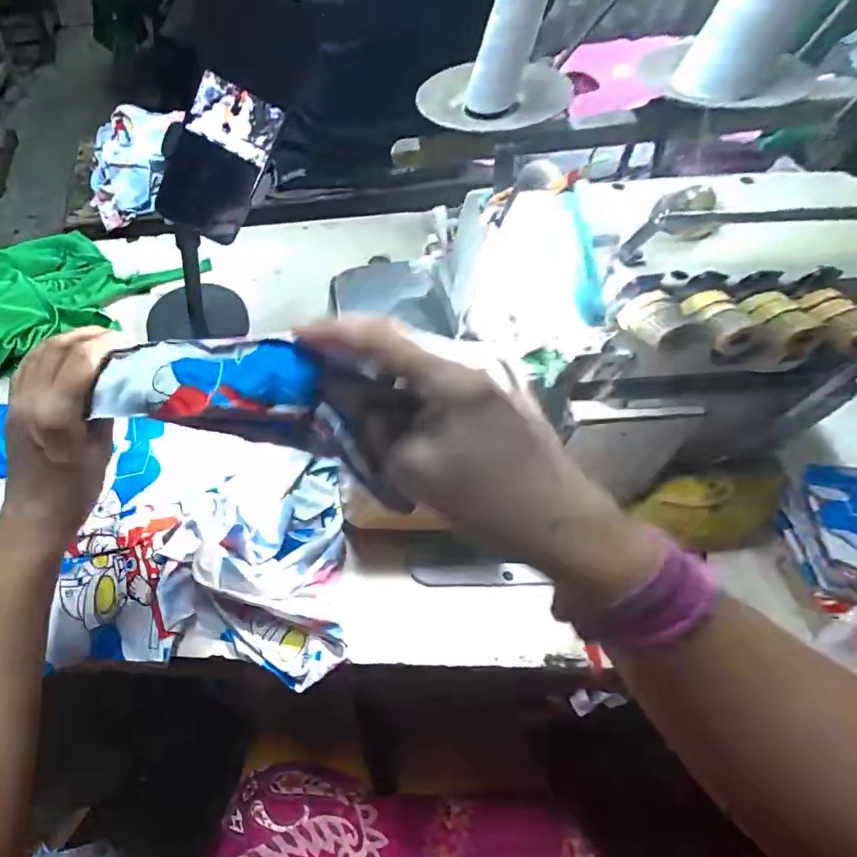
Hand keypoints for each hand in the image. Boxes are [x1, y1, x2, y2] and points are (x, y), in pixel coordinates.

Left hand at [0, 328, 118, 555]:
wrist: (34, 518)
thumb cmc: (74, 492)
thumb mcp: (102, 450)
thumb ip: (105, 408)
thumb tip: (114, 380)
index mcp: (55, 413)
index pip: (81, 359)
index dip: (106, 344)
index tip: (128, 343)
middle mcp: (30, 399)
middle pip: (59, 347)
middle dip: (89, 336)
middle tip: (117, 339)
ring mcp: (16, 400)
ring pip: (40, 351)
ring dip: (68, 339)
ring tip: (95, 342)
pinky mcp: (11, 405)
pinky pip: (29, 365)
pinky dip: (49, 352)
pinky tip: (67, 355)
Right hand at [297, 316, 662, 606]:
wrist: (561, 523)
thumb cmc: (485, 503)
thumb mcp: (412, 468)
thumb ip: (371, 424)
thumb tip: (340, 393)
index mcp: (455, 375)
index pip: (381, 338)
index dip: (332, 333)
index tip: (295, 336)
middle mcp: (475, 358)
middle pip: (398, 344)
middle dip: (352, 353)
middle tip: (313, 364)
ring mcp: (490, 371)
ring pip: (416, 362)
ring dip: (378, 374)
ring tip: (343, 390)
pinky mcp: (494, 388)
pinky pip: (435, 379)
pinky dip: (403, 389)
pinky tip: (385, 406)